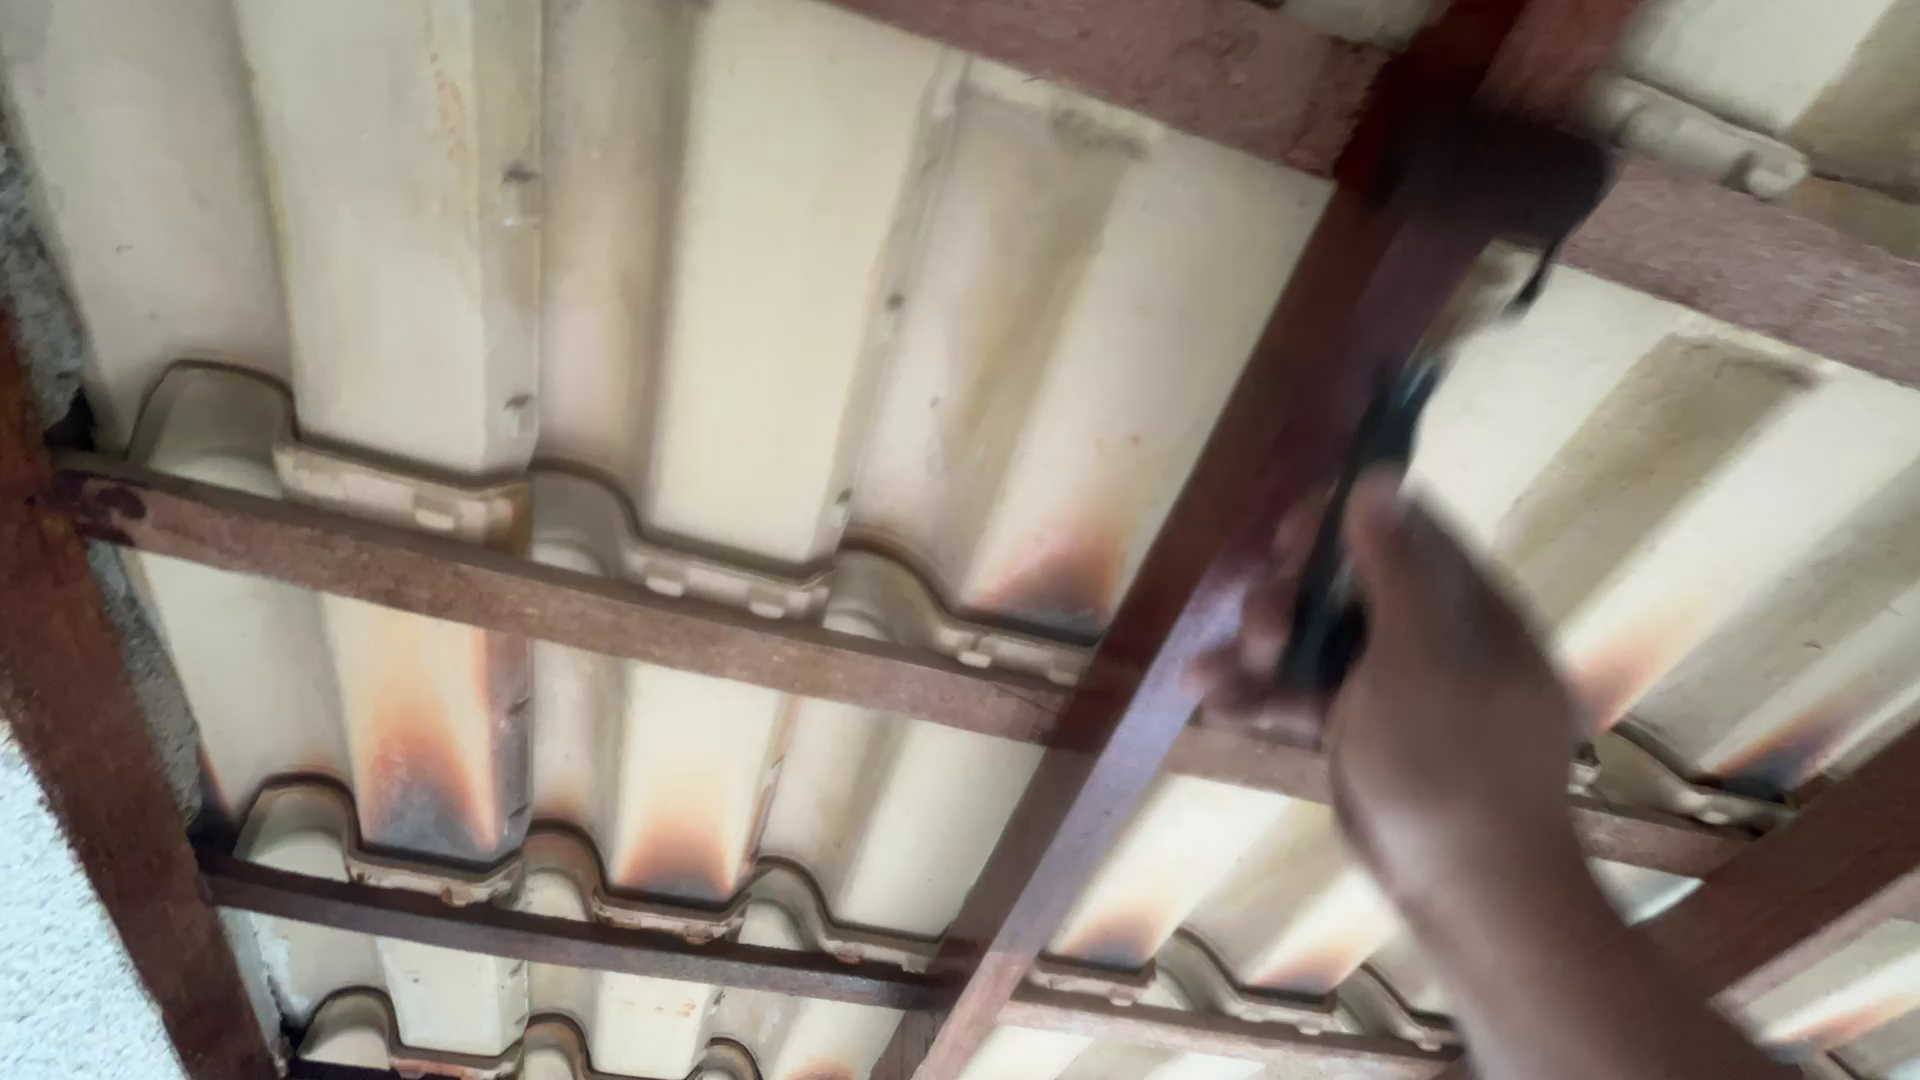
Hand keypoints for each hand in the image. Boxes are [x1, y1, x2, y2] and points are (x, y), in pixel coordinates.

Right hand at [1192, 470, 1588, 913]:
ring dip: (1252, 654)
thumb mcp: (1420, 659)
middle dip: (1283, 603)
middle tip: (1259, 636)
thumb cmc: (1450, 766)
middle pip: (1335, 583)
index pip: (1399, 526)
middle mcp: (1424, 631)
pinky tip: (1215, 706)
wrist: (1463, 890)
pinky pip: (1300, 690)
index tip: (1286, 544)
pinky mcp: (1354, 720)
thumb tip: (1379, 473)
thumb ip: (1395, 568)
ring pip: (1307, 640)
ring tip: (1206, 679)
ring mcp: (1385, 678)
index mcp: (1462, 606)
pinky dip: (1259, 697)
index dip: (1336, 522)